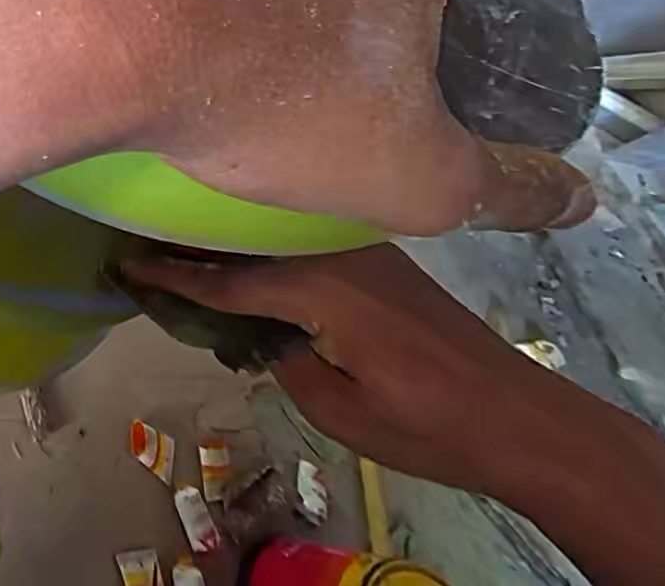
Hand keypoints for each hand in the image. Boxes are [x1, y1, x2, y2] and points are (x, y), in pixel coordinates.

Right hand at [124, 245, 588, 497]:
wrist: (538, 425)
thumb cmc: (432, 428)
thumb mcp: (337, 410)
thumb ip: (280, 357)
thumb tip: (252, 329)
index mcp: (319, 290)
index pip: (223, 280)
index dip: (169, 275)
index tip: (125, 266)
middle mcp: (331, 253)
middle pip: (240, 243)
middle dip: (188, 243)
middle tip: (141, 242)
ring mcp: (356, 248)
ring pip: (267, 237)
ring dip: (224, 242)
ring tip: (181, 246)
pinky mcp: (372, 255)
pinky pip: (297, 242)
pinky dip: (260, 249)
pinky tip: (244, 259)